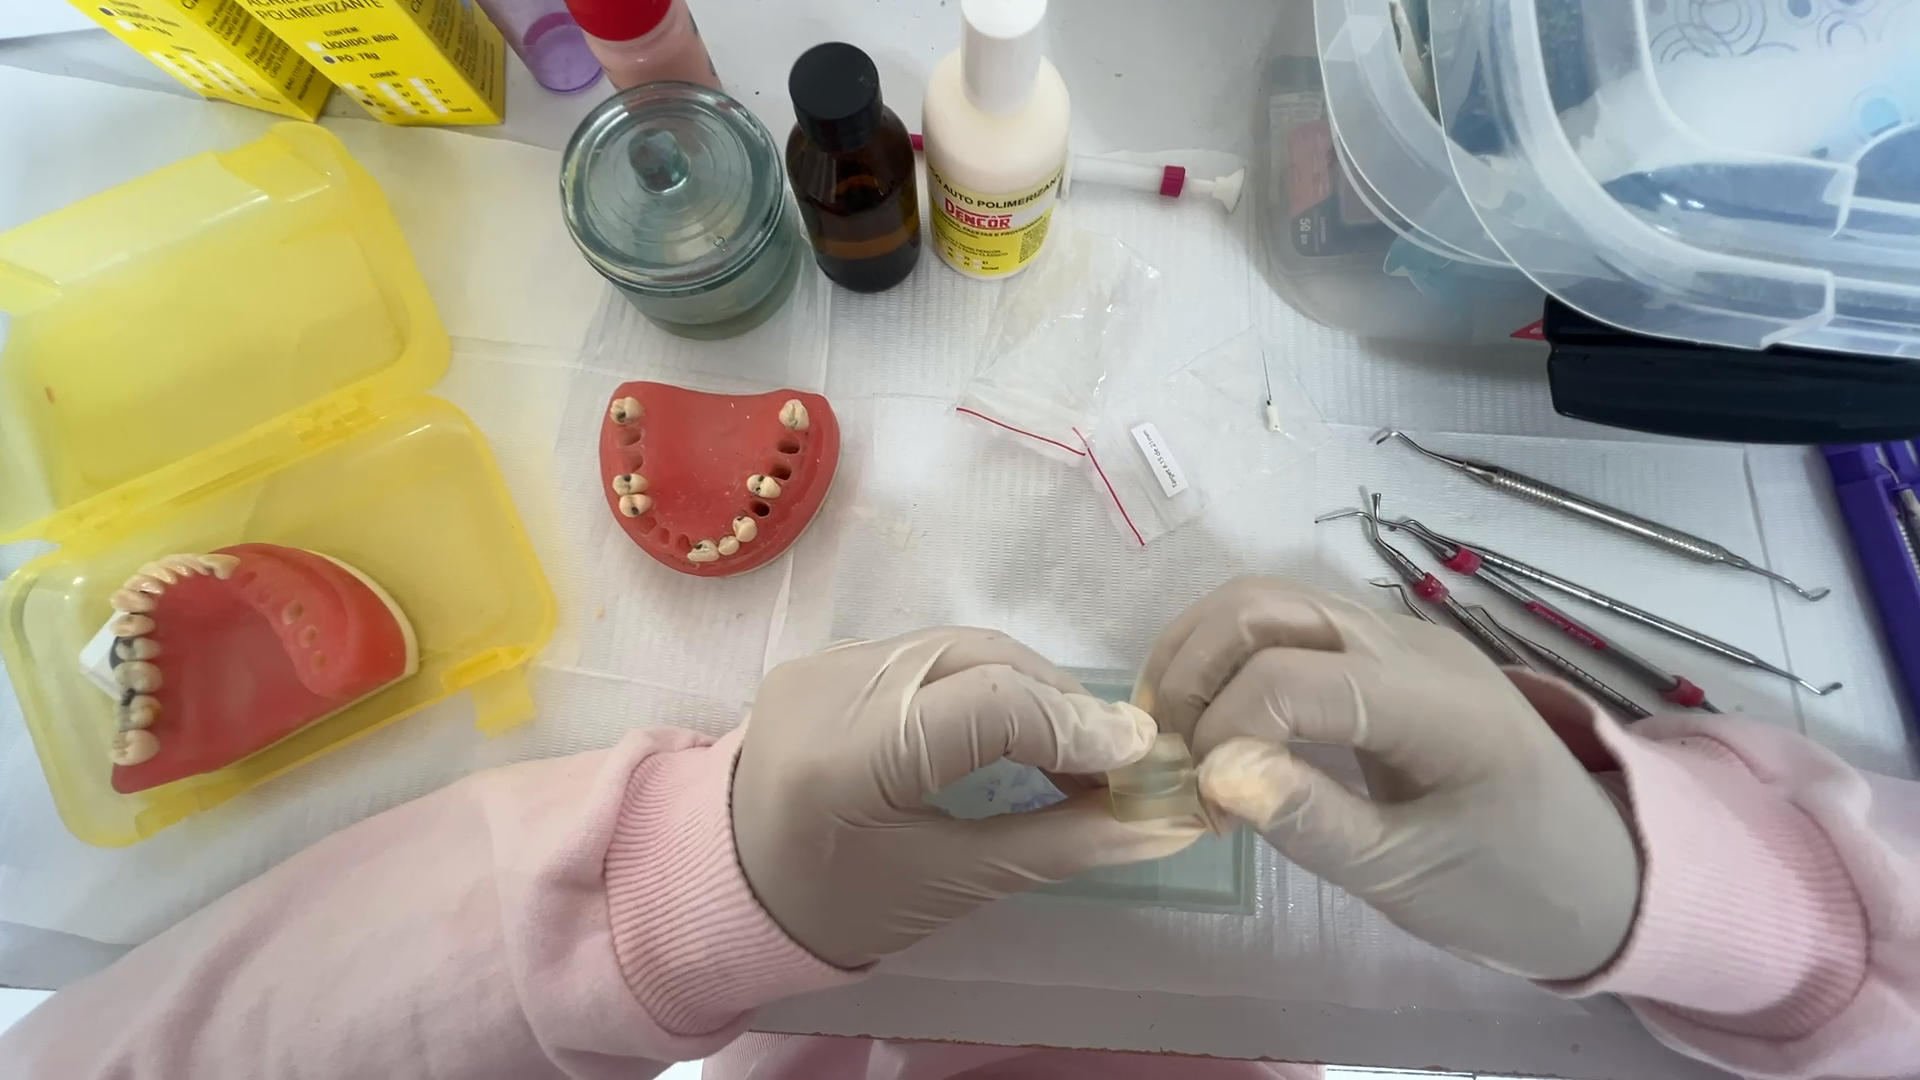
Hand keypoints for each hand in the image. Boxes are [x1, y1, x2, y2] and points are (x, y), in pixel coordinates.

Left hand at [732, 628, 1204, 968]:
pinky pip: (926, 651)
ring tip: (1065, 738)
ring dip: (1024, 684)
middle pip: (976, 657)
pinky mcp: (827, 655)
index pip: (982, 705)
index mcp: (844, 758)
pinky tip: (1005, 719)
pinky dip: (981, 678)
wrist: (727, 878)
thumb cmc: (836, 905)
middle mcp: (829, 686)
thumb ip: (1056, 844)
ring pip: (956, 645)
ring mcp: (823, 661)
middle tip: (1109, 751)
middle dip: (1056, 699)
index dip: (1070, 722)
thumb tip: (1156, 818)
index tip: (1135, 754)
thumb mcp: (948, 886)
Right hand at [1138, 578, 1641, 980]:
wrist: (1605, 870)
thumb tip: (1211, 773)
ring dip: (1196, 650)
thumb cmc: (1513, 887)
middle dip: (1191, 668)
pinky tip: (1207, 704)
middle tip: (1169, 745)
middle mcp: (1404, 639)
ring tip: (1172, 721)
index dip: (1224, 729)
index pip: (1290, 677)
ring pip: (1260, 599)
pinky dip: (1221, 652)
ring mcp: (1388, 631)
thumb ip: (1310, 821)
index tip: (1204, 800)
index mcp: (1435, 700)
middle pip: (1260, 605)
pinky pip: (1277, 620)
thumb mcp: (1409, 876)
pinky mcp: (1371, 643)